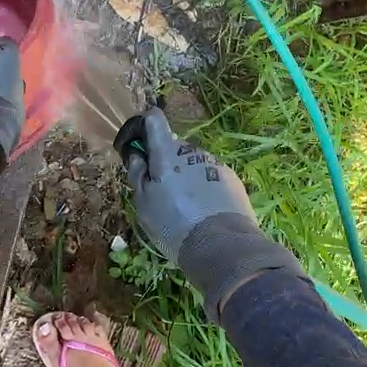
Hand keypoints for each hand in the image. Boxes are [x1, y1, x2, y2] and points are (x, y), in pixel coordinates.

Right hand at [118, 107, 255, 264]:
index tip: (137, 149)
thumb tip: (136, 154)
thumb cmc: (173, 224)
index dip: (142, 128)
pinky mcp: (230, 178)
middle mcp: (192, 151)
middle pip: (172, 147)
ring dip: (184, 175)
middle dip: (163, 162)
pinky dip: (202, 186)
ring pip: (191, 163)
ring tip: (183, 206)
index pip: (154, 120)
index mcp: (167, 153)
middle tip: (158, 190)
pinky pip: (209, 175)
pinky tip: (202, 210)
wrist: (221, 246)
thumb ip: (137, 173)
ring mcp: (214, 163)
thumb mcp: (144, 203)